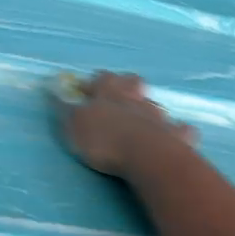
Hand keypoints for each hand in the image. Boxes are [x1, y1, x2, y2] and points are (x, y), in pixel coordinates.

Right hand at [52, 71, 196, 176]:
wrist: (147, 156)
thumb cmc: (104, 139)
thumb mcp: (73, 124)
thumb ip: (65, 107)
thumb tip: (53, 89)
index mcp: (109, 94)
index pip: (102, 78)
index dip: (94, 83)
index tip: (86, 91)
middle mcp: (135, 100)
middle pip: (133, 83)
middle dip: (126, 86)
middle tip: (118, 96)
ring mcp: (158, 116)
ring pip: (154, 106)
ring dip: (148, 111)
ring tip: (142, 123)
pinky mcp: (177, 135)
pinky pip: (181, 130)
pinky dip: (177, 132)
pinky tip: (175, 137)